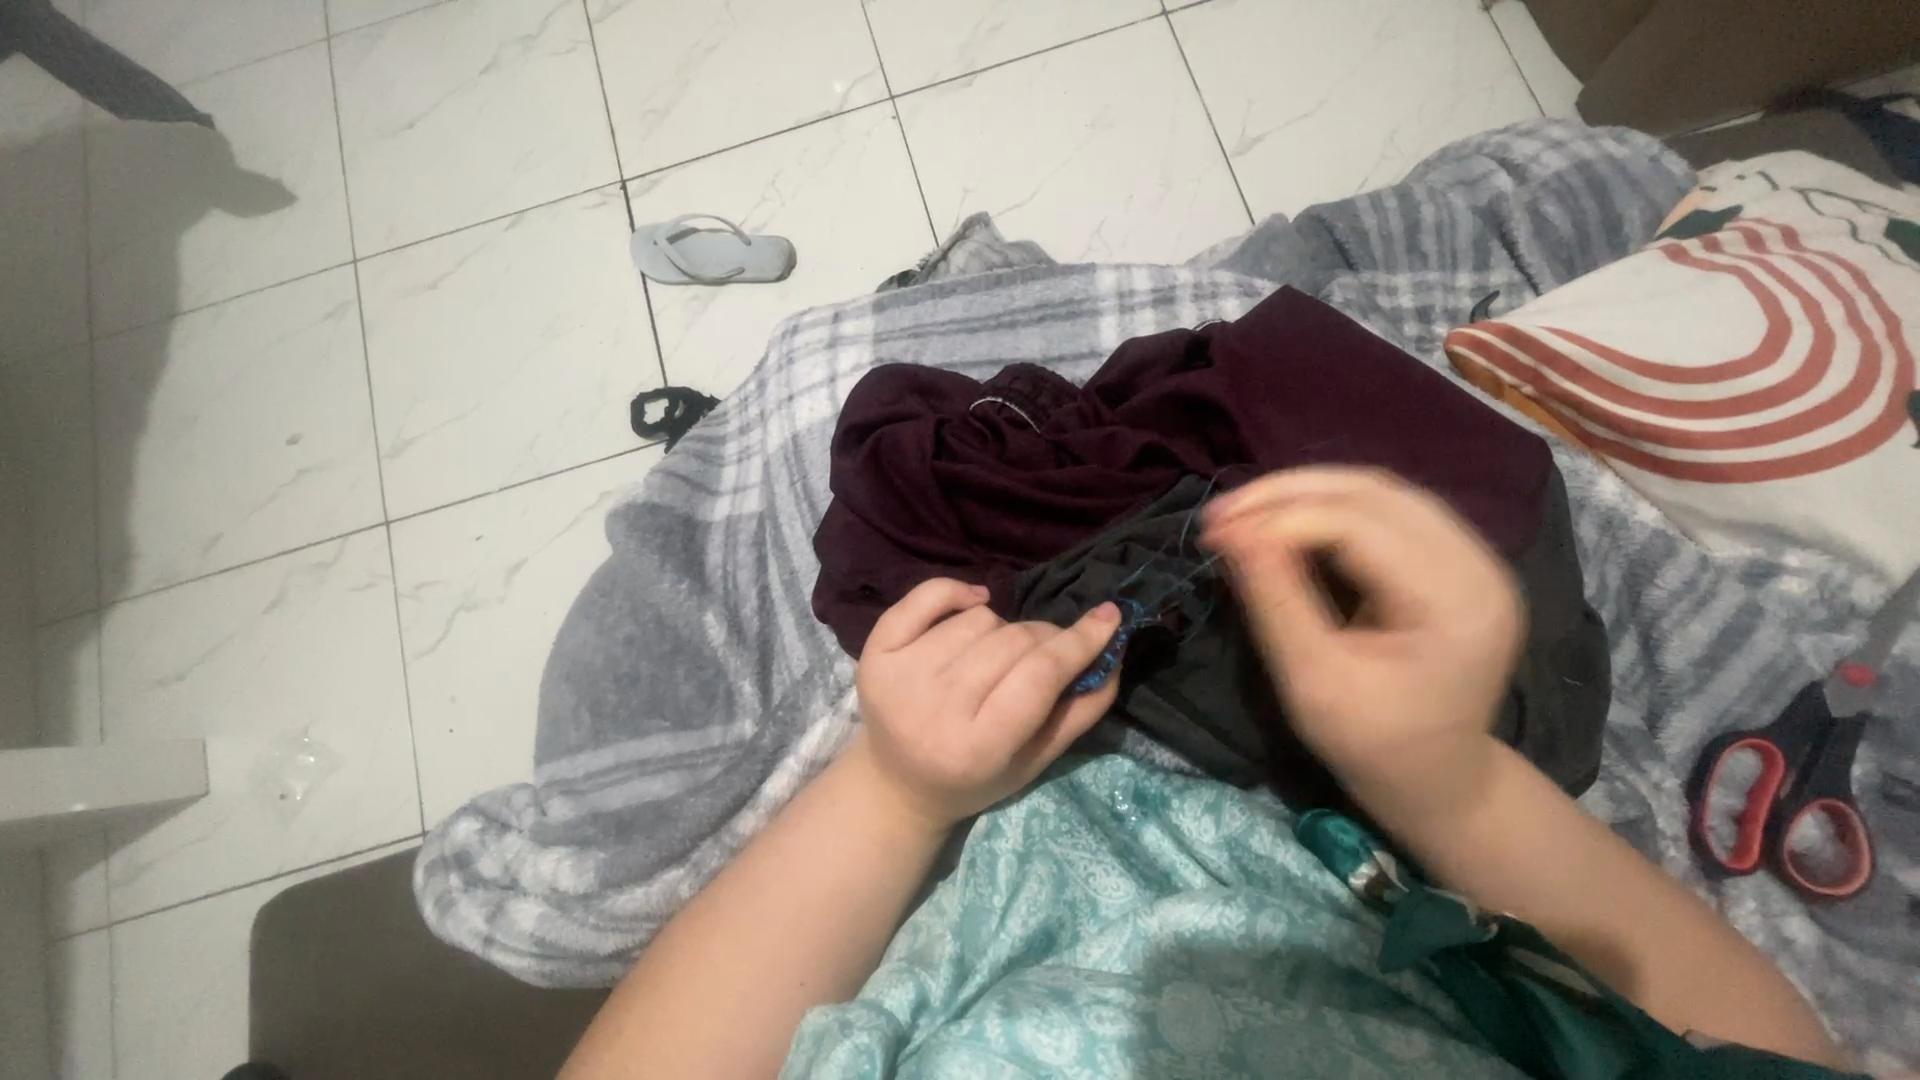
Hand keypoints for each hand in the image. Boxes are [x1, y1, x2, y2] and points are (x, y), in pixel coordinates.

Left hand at [850, 579, 1122, 831]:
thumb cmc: (975, 778)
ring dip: (1003, 629)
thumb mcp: (1035, 761)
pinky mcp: (874, 652)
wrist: (897, 782)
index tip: (1109, 617)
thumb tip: (1114, 653)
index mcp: (976, 747)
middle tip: (1051, 650)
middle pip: (1011, 642)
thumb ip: (1080, 711)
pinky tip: (973, 604)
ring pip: (979, 618)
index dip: (1079, 642)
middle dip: (1045, 638)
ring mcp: (899, 676)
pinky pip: (927, 596)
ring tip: (998, 656)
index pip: (1038, 676)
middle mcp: (932, 708)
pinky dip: (957, 592)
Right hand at [1201, 467, 1522, 815]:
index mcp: (1456, 601)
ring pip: (1378, 492)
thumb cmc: (1371, 743)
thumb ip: (1275, 599)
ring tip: (1242, 512)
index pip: (1360, 526)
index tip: (1214, 532)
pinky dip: (1326, 509)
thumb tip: (1231, 533)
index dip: (1279, 519)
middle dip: (1287, 493)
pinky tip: (1283, 522)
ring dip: (1304, 494)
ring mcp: (1471, 557)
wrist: (1433, 779)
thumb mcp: (1311, 679)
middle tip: (1221, 511)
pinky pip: (1384, 512)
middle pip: (1374, 492)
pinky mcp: (1451, 560)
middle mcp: (1478, 563)